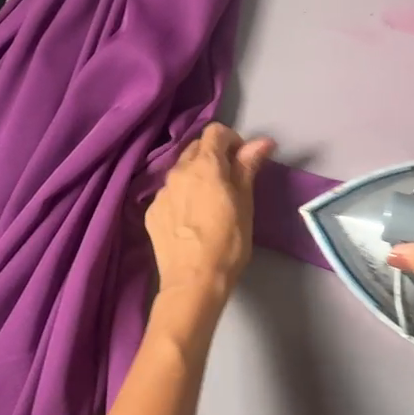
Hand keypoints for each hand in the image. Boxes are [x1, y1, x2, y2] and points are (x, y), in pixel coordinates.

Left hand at [144, 123, 275, 307]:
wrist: (193, 283)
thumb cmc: (228, 241)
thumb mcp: (245, 202)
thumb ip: (248, 165)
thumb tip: (262, 140)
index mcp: (205, 165)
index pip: (215, 131)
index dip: (232, 139)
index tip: (242, 159)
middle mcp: (178, 171)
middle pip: (196, 148)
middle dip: (214, 155)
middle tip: (230, 180)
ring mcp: (161, 192)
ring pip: (181, 171)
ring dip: (196, 176)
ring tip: (209, 202)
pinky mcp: (151, 213)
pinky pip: (169, 194)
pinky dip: (182, 196)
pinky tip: (191, 220)